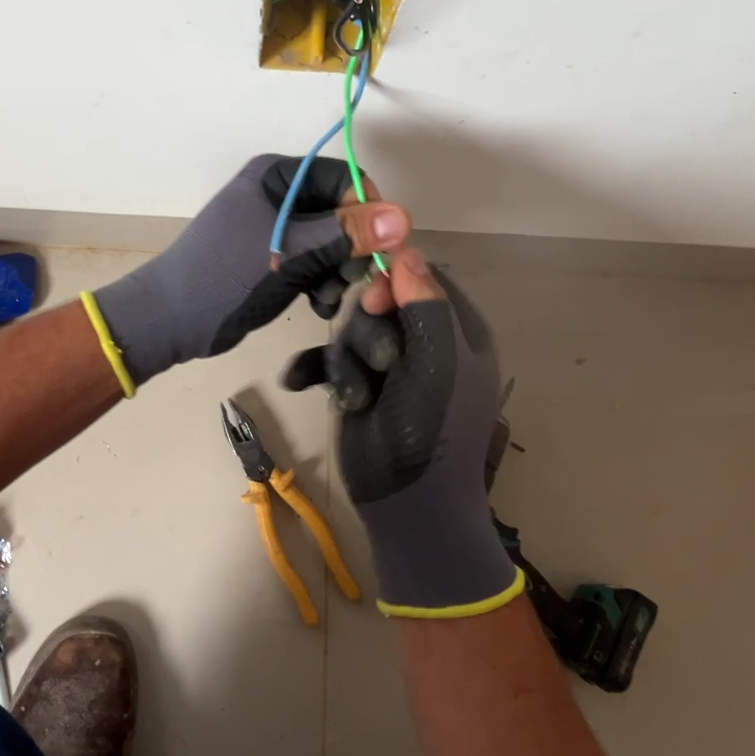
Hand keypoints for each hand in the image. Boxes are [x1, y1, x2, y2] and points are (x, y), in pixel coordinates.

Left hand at [89, 154, 409, 387]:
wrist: (170, 319)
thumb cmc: (224, 276)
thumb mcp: (290, 252)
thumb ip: (346, 234)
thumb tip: (404, 217)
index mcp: (276, 175)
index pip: (343, 178)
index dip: (367, 210)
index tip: (378, 250)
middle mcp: (278, 194)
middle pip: (342, 211)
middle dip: (353, 248)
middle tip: (355, 281)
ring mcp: (276, 229)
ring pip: (332, 241)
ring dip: (338, 270)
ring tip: (327, 297)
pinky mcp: (276, 259)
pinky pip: (316, 262)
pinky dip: (322, 282)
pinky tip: (317, 304)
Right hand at [281, 248, 519, 614]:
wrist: (408, 504)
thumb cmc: (434, 429)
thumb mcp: (440, 361)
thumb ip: (426, 304)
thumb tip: (406, 251)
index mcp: (456, 331)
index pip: (421, 277)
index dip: (393, 280)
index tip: (376, 299)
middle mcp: (421, 342)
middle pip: (379, 301)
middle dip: (367, 329)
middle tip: (378, 361)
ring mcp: (386, 366)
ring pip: (349, 329)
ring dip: (345, 362)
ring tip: (356, 398)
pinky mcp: (356, 385)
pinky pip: (328, 359)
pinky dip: (315, 369)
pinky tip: (298, 381)